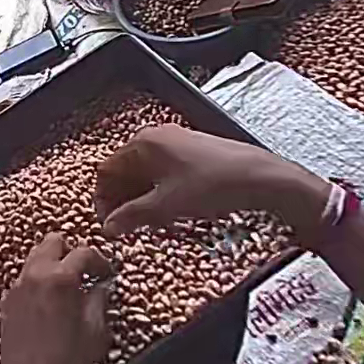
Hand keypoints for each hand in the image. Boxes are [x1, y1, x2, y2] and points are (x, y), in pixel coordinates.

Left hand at [0, 233, 111, 363]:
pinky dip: (38, 279)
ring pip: (35, 256)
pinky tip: (49, 300)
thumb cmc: (68, 361)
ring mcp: (18, 286)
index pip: (83, 252)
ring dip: (52, 263)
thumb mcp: (96, 329)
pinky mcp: (7, 301)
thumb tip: (101, 285)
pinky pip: (24, 277)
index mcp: (60, 277)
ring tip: (67, 284)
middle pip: (53, 242)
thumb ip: (99, 298)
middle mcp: (35, 274)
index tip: (106, 272)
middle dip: (70, 251)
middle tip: (84, 270)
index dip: (99, 261)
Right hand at [94, 125, 323, 235]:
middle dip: (120, 199)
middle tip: (122, 226)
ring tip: (143, 222)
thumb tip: (108, 227)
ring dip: (138, 196)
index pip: (107, 171)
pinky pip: (163, 170)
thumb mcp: (166, 205)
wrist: (261, 178)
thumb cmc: (213, 185)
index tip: (106, 223)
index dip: (103, 200)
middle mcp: (155, 136)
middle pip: (124, 169)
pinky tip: (166, 209)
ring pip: (144, 171)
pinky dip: (157, 189)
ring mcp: (176, 141)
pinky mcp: (193, 149)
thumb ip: (132, 216)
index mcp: (142, 143)